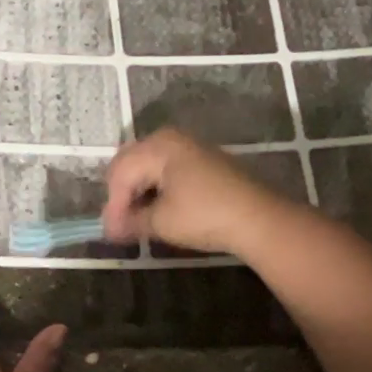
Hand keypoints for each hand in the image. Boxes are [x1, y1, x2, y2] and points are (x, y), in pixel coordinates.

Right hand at [101, 128, 291, 255]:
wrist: (259, 219)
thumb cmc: (205, 216)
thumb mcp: (162, 222)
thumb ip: (131, 222)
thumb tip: (111, 229)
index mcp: (157, 147)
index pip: (120, 174)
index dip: (113, 205)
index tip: (111, 233)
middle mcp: (170, 138)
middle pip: (130, 163)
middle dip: (121, 195)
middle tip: (119, 225)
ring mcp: (188, 146)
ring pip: (147, 165)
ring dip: (138, 191)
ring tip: (135, 220)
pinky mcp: (202, 159)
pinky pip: (166, 168)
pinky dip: (155, 187)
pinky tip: (156, 208)